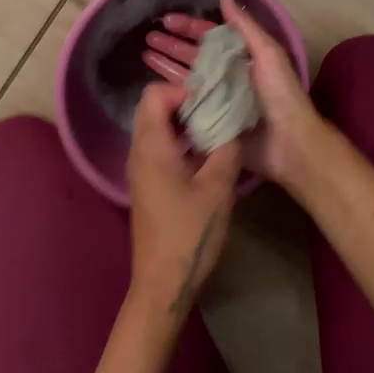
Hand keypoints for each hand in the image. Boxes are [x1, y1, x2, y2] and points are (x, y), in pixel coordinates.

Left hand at [126, 82, 240, 318]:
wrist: (163, 282)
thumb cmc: (189, 233)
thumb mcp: (218, 188)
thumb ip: (227, 149)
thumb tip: (234, 122)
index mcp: (151, 145)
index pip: (155, 93)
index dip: (183, 90)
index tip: (212, 101)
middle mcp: (139, 151)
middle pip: (154, 107)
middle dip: (185, 103)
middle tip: (217, 112)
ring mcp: (140, 168)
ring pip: (157, 128)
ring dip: (184, 124)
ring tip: (216, 131)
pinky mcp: (147, 184)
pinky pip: (159, 148)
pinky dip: (180, 142)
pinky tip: (206, 155)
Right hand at [143, 0, 325, 183]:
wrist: (289, 142)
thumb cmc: (280, 94)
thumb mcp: (268, 54)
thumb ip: (245, 27)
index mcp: (241, 56)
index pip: (209, 36)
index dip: (188, 27)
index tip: (166, 20)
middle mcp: (227, 74)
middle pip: (193, 55)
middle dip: (171, 45)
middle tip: (148, 37)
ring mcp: (217, 98)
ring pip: (186, 77)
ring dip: (166, 65)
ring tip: (145, 55)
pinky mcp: (210, 121)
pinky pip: (187, 103)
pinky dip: (171, 93)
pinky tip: (153, 85)